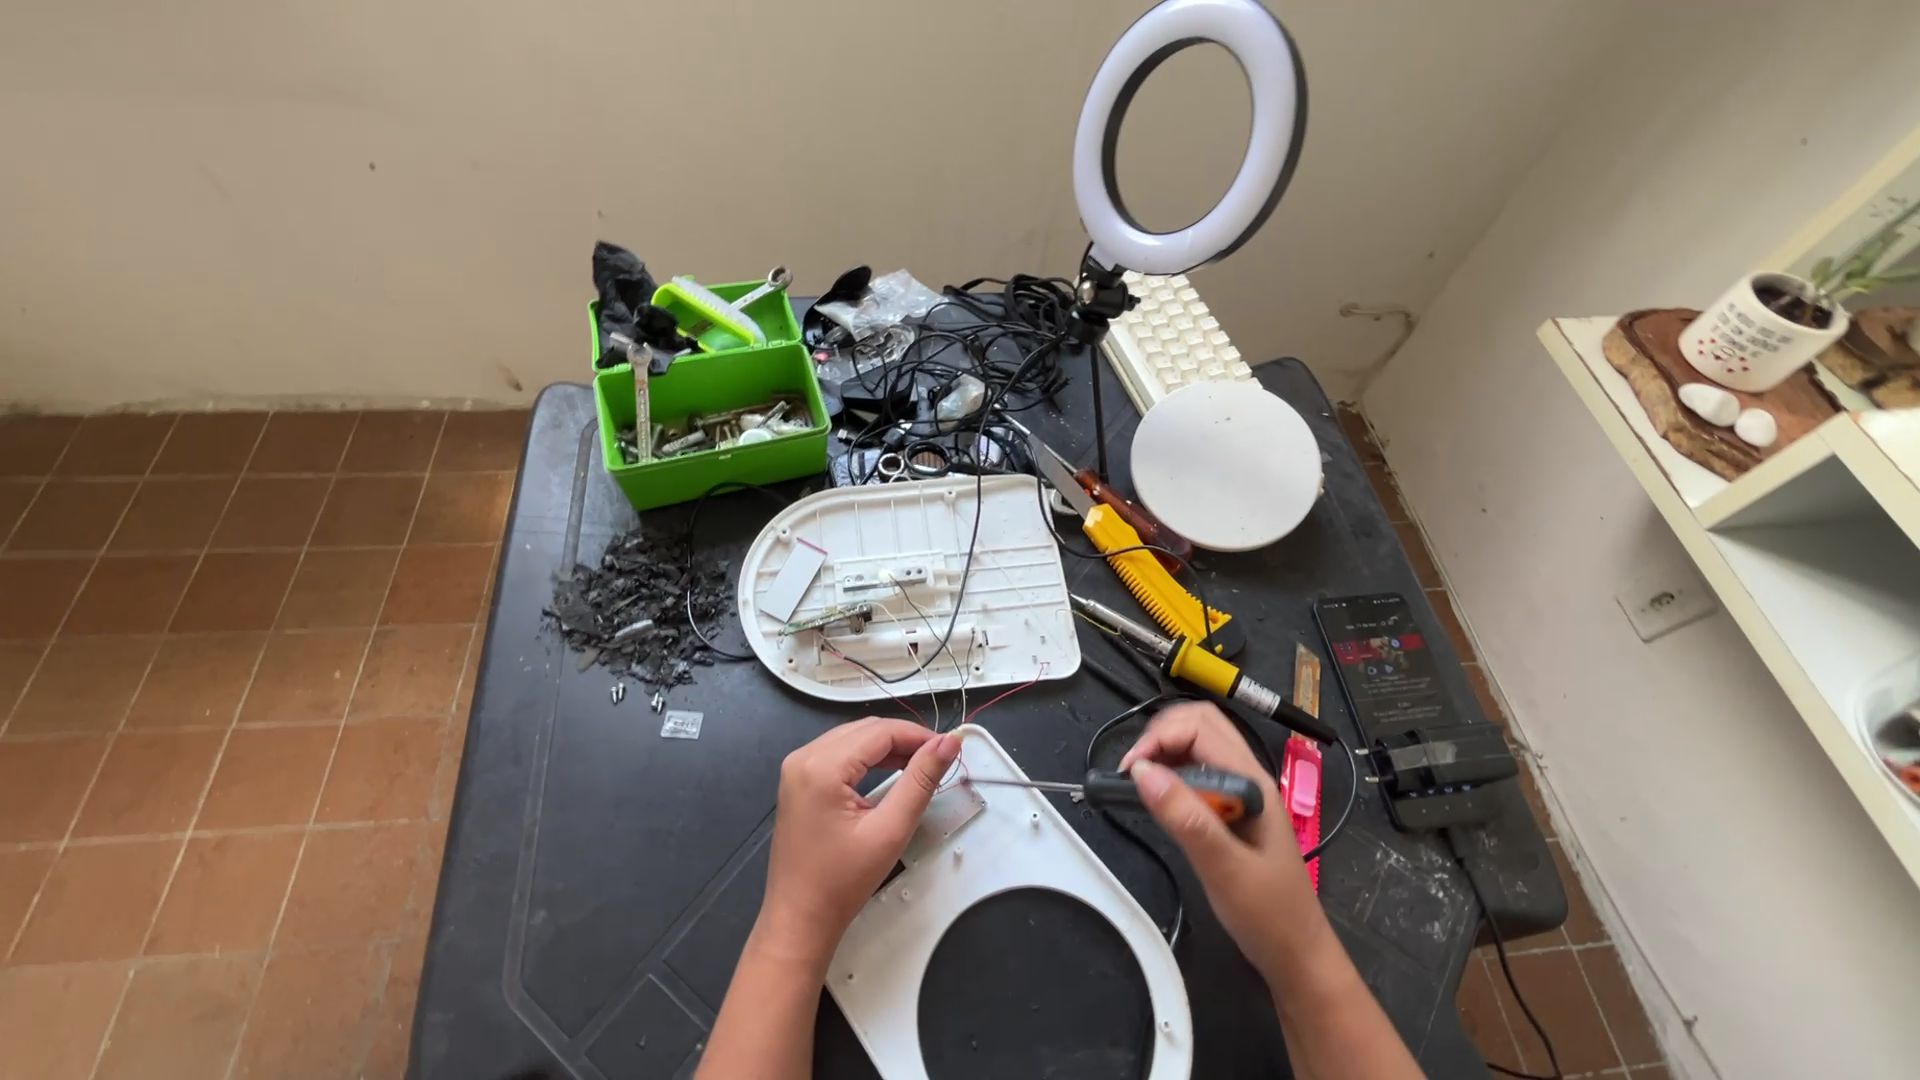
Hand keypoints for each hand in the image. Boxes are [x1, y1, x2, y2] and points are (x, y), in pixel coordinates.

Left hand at [757, 718, 960, 965]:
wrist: (799, 919)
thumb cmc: (843, 881)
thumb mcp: (890, 829)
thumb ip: (921, 779)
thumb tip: (949, 742)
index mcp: (822, 766)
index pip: (879, 732)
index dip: (918, 735)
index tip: (949, 748)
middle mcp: (803, 757)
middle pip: (865, 730)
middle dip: (904, 739)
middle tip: (938, 759)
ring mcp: (796, 768)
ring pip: (852, 738)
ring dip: (887, 746)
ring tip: (919, 764)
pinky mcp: (797, 780)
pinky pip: (838, 753)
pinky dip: (867, 757)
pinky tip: (890, 770)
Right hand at [1118, 703, 1318, 978]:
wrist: (1298, 954)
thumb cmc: (1268, 913)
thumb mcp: (1223, 868)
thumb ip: (1186, 818)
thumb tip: (1142, 772)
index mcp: (1250, 781)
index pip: (1200, 727)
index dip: (1159, 737)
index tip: (1130, 771)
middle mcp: (1246, 776)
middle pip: (1201, 723)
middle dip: (1160, 734)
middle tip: (1132, 771)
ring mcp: (1240, 790)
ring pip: (1198, 742)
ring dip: (1164, 749)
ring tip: (1138, 782)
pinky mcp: (1230, 807)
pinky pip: (1198, 770)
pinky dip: (1171, 771)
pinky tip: (1158, 797)